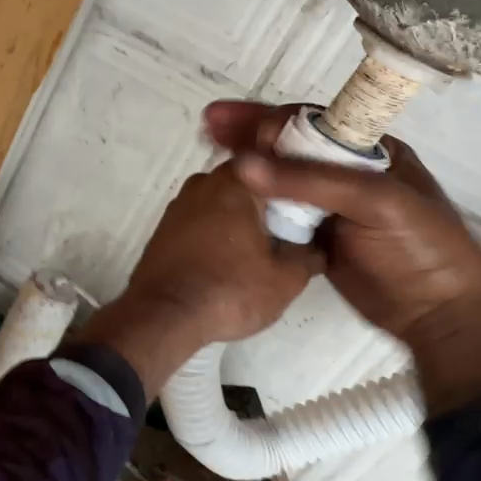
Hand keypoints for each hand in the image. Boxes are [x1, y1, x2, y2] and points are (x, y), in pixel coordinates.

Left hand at [76, 153, 321, 399]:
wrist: (163, 316)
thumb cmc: (229, 290)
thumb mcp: (285, 280)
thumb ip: (308, 256)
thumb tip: (317, 248)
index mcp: (234, 182)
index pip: (275, 164)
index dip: (297, 181)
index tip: (313, 203)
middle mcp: (202, 183)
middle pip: (247, 183)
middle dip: (269, 202)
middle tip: (293, 228)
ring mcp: (178, 205)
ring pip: (221, 202)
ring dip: (241, 218)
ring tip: (264, 245)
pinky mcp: (164, 228)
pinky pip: (201, 219)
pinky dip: (218, 230)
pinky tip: (231, 254)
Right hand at [205, 101, 480, 413]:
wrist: (440, 315)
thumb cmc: (422, 247)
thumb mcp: (375, 202)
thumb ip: (311, 180)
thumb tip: (243, 163)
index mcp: (370, 151)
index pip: (309, 122)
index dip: (265, 116)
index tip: (224, 119)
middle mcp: (346, 171)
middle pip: (287, 145)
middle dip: (246, 134)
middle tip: (206, 130)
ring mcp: (328, 205)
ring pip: (278, 177)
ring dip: (244, 166)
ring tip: (207, 155)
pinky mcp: (314, 237)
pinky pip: (276, 212)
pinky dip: (250, 202)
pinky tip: (223, 198)